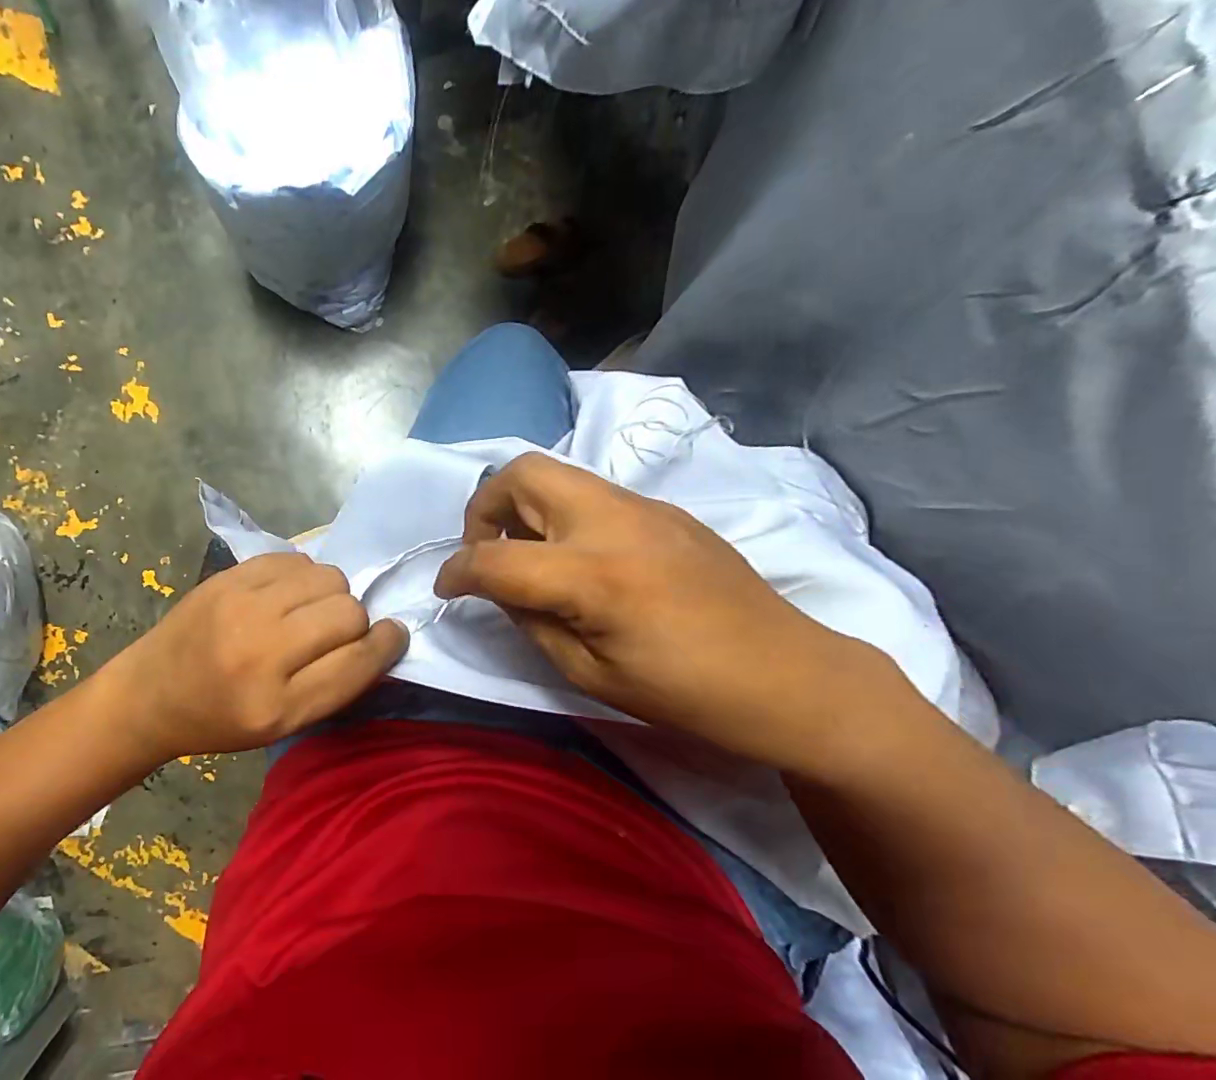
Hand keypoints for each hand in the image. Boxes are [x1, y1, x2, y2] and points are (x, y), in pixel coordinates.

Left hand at [102, 553, 408, 761]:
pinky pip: (294, 558)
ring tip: (308, 610)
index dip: (387, 645)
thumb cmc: (218, 719)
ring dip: (330, 593)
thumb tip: (378, 637)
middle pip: (348, 612)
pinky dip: (302, 574)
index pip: (358, 662)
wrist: (151, 692)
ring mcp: (241, 607)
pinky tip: (285, 593)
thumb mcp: (280, 725)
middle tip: (335, 632)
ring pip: (327, 577)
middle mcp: (261, 652)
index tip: (391, 636)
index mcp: (277, 706)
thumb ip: (333, 686)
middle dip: (355, 621)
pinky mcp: (227, 578)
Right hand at [433, 452, 913, 773]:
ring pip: (554, 473)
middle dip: (483, 508)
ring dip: (521, 506)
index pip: (494, 556)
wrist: (791, 678)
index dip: (456, 573)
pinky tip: (577, 559)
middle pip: (520, 474)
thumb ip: (530, 621)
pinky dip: (558, 514)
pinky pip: (588, 493)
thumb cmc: (686, 694)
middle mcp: (614, 522)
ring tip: (528, 555)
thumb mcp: (587, 673)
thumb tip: (500, 590)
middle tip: (487, 552)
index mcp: (594, 575)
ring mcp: (643, 507)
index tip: (446, 590)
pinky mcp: (664, 509)